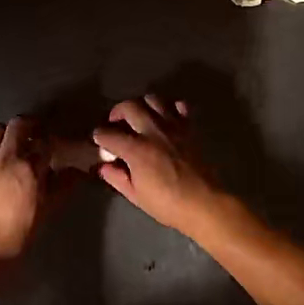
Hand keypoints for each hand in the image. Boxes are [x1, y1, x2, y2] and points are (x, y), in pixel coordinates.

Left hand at [0, 116, 49, 272]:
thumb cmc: (19, 232)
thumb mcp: (46, 209)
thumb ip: (62, 186)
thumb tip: (78, 171)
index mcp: (31, 169)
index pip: (44, 143)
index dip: (49, 141)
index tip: (50, 144)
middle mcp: (8, 158)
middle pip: (18, 125)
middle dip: (28, 125)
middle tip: (32, 133)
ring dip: (4, 133)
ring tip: (8, 143)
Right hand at [93, 95, 229, 233]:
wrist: (205, 203)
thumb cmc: (167, 204)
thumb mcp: (136, 196)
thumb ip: (117, 178)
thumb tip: (105, 166)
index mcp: (136, 150)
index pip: (108, 134)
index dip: (99, 136)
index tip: (99, 140)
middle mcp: (153, 131)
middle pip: (129, 107)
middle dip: (117, 112)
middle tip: (116, 122)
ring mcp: (173, 127)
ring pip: (153, 100)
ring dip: (142, 105)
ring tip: (140, 116)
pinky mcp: (190, 128)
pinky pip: (180, 106)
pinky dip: (170, 107)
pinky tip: (166, 118)